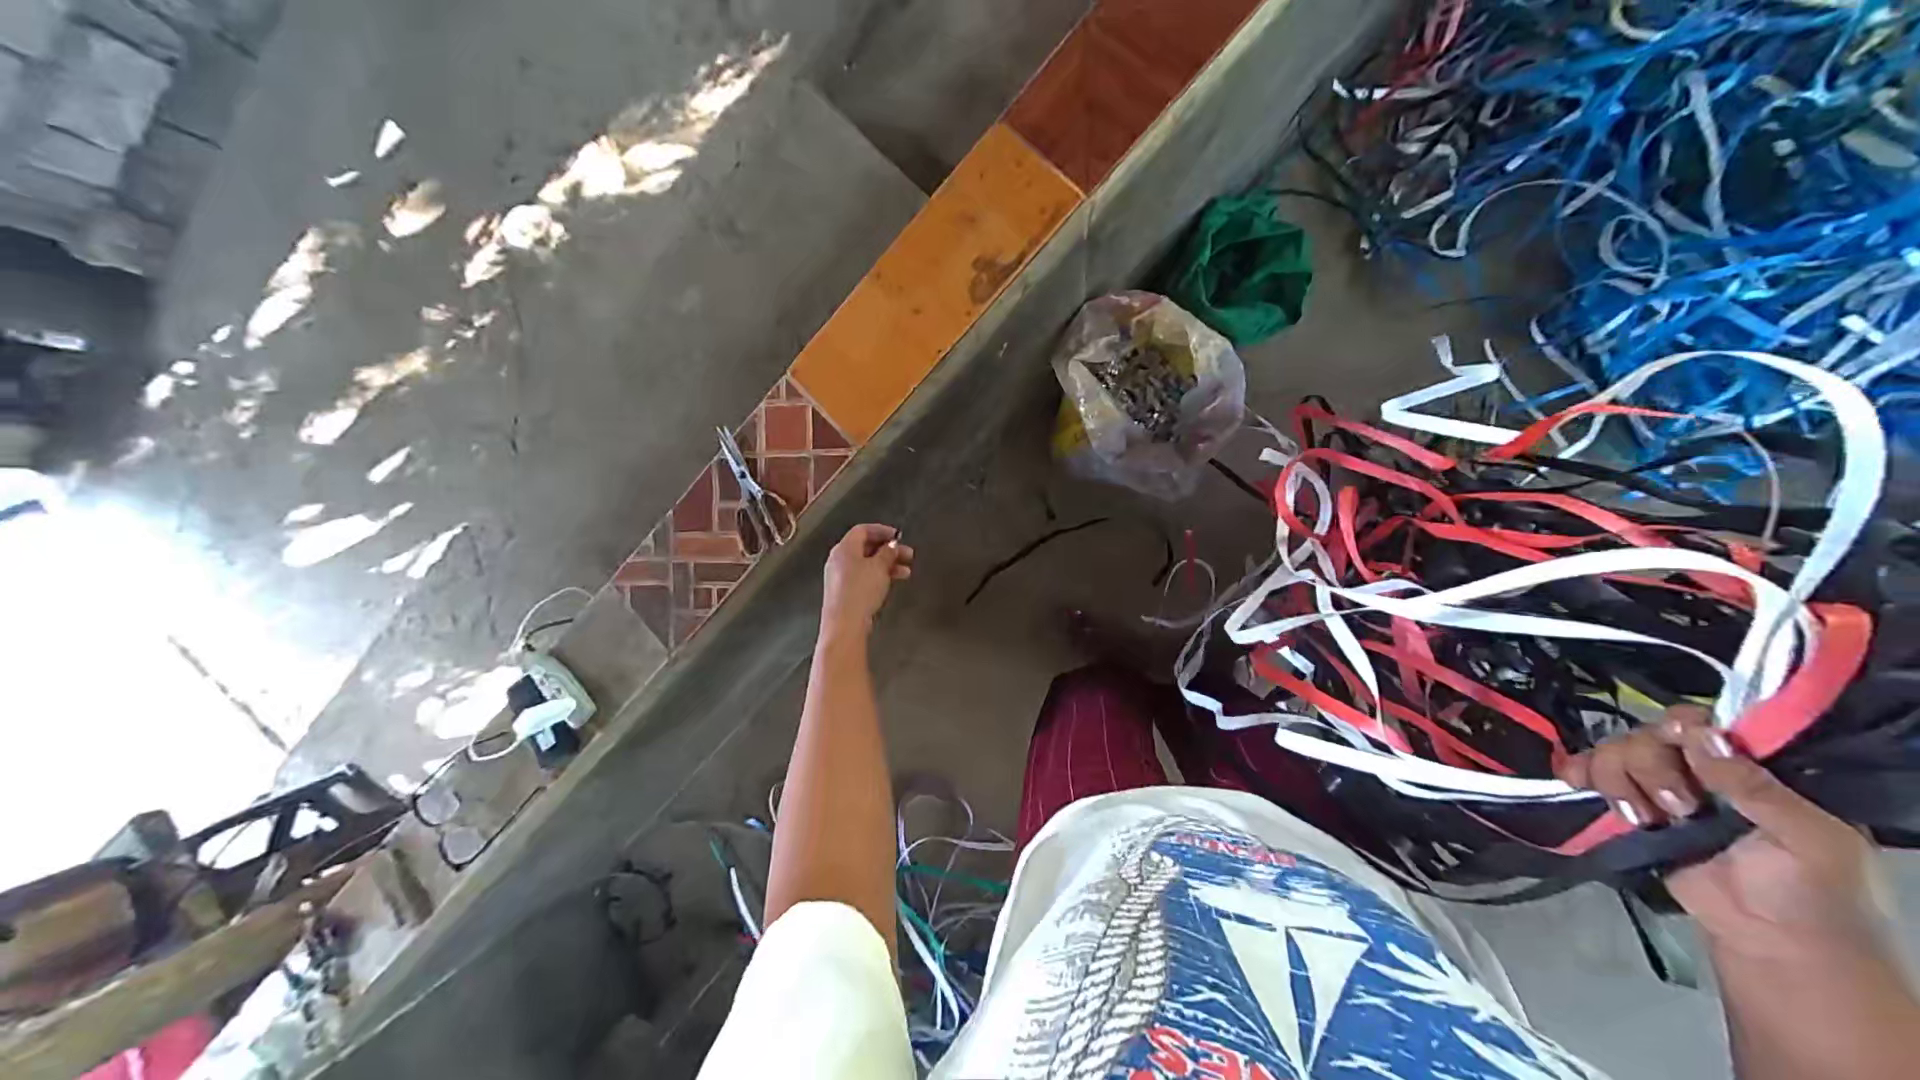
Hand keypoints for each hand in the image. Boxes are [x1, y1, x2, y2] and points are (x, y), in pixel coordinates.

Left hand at [821, 524, 912, 637]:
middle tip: (908, 555)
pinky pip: (863, 577)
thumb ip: (888, 553)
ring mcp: (839, 577)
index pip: (862, 530)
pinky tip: (890, 583)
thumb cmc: (861, 589)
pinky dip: (878, 576)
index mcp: (844, 548)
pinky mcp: (843, 592)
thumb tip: (891, 545)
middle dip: (888, 550)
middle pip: (865, 547)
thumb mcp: (879, 567)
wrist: (845, 623)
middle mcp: (838, 559)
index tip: (899, 536)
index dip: (882, 530)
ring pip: (866, 564)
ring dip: (887, 565)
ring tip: (906, 572)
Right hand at [1560, 705, 1887, 961]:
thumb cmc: (1814, 894)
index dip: (1682, 728)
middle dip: (1649, 768)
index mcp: (1749, 768)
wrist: (1774, 946)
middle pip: (1647, 736)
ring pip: (1613, 753)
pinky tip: (1575, 782)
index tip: (1680, 747)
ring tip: (1643, 820)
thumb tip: (1704, 737)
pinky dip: (1577, 772)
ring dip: (1618, 781)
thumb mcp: (1810, 840)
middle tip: (1678, 809)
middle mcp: (1700, 770)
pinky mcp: (1630, 811)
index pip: (1701, 725)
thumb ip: (1758, 788)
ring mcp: (1660, 790)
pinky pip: (1589, 776)